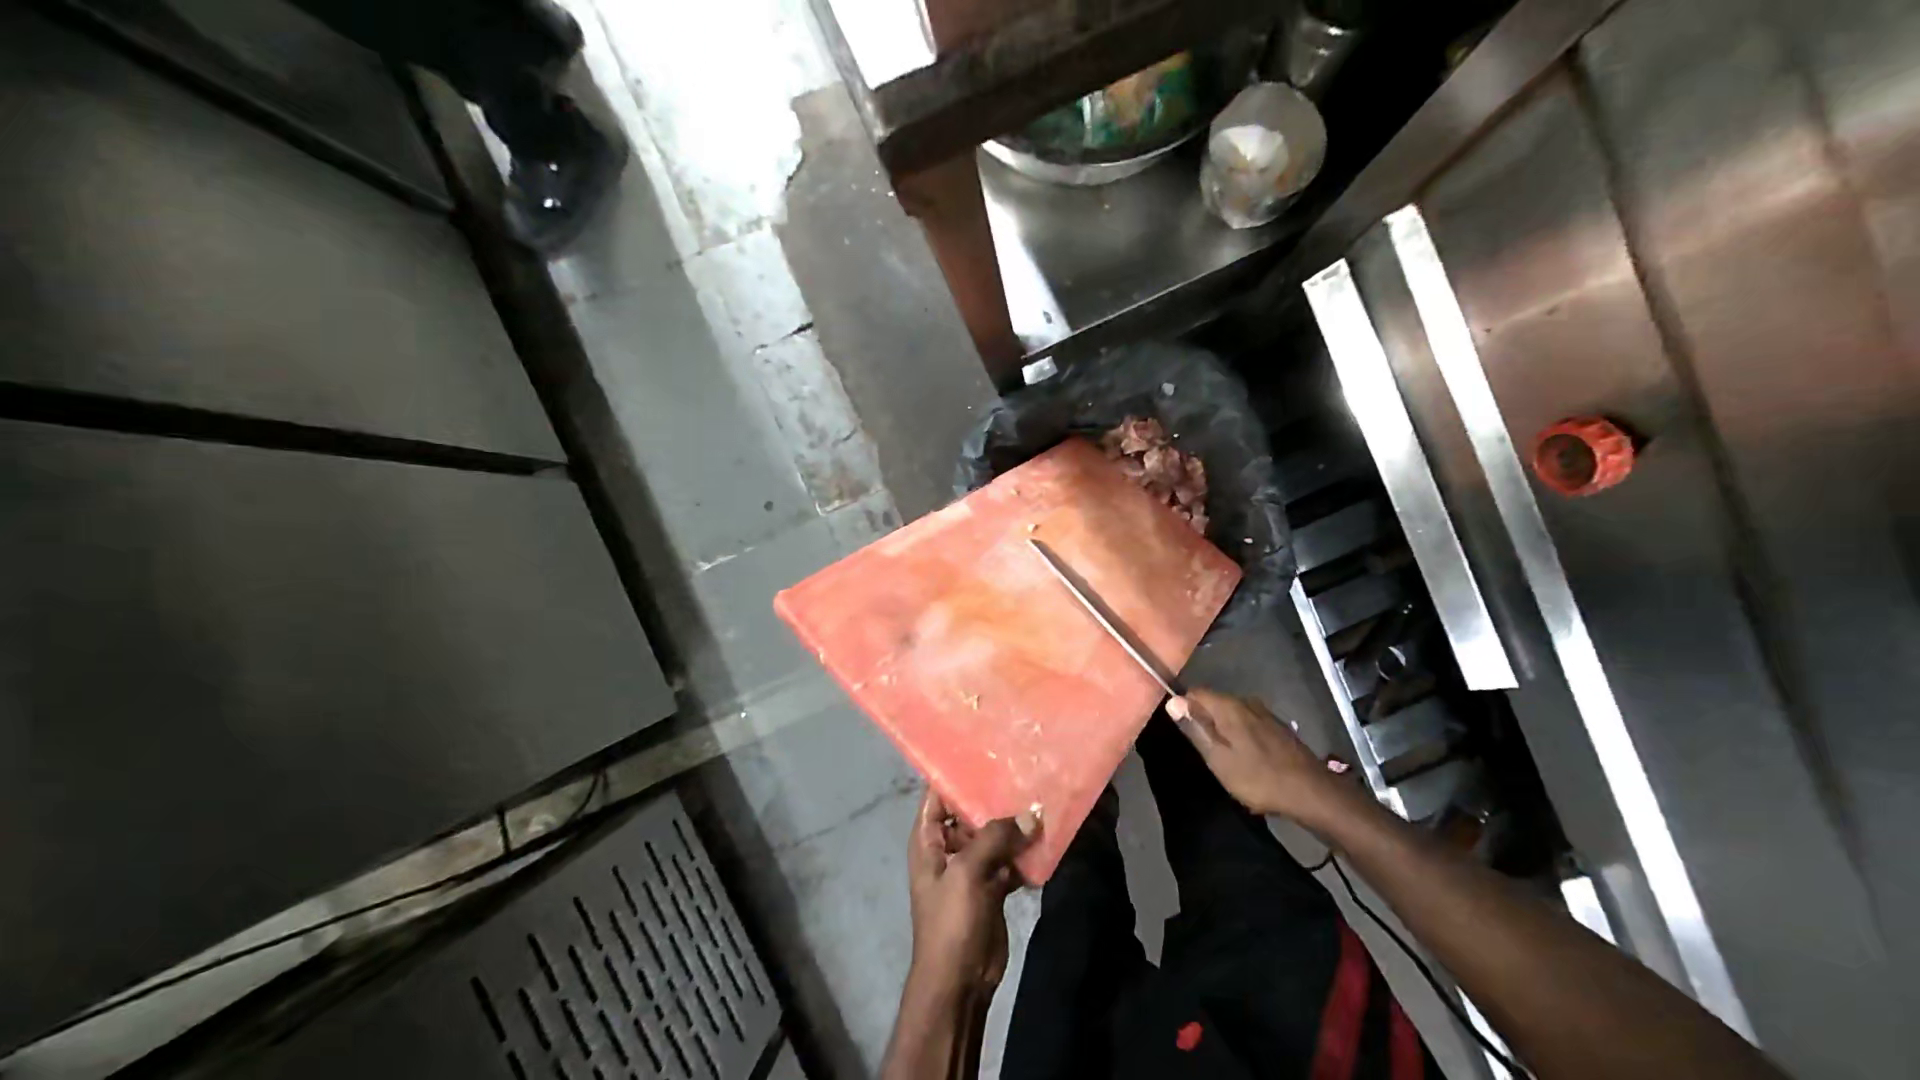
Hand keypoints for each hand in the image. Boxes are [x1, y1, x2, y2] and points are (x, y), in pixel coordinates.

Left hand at [905, 789, 1038, 993]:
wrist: (960, 981)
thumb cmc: (951, 921)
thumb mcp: (967, 872)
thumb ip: (996, 838)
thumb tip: (1032, 814)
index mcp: (929, 839)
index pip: (937, 794)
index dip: (955, 772)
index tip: (985, 749)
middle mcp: (947, 848)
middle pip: (970, 813)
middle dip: (995, 796)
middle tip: (1026, 770)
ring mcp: (970, 868)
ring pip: (993, 836)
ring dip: (1015, 824)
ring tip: (1042, 797)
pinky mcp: (991, 887)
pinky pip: (1009, 859)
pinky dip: (1024, 852)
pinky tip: (1047, 838)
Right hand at [1168, 688, 1349, 823]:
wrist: (1313, 793)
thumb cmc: (1259, 778)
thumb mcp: (1218, 758)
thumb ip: (1195, 728)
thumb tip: (1172, 700)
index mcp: (1229, 706)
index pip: (1195, 692)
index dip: (1183, 708)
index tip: (1183, 732)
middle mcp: (1247, 703)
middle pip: (1215, 702)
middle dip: (1204, 719)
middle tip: (1201, 749)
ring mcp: (1266, 715)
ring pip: (1233, 713)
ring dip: (1223, 729)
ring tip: (1221, 755)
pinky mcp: (1278, 729)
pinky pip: (1249, 723)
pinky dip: (1240, 735)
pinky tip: (1244, 757)